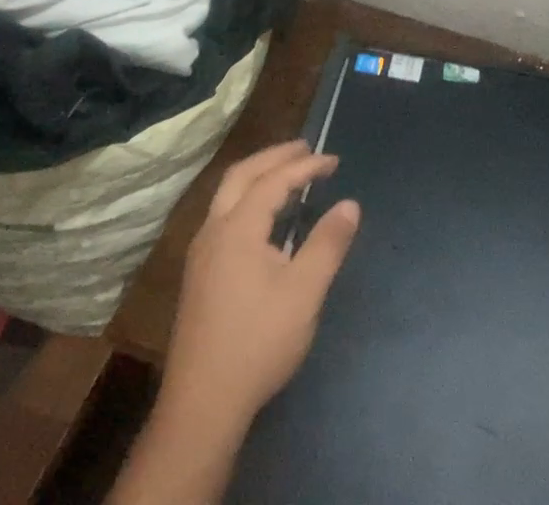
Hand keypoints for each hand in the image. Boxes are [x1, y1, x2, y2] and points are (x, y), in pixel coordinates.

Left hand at [160, 140, 361, 429]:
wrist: (203, 399)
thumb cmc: (259, 341)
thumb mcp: (305, 292)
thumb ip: (327, 243)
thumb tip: (349, 204)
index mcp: (237, 229)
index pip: (272, 182)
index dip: (305, 166)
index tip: (334, 160)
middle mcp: (212, 231)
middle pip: (240, 177)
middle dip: (273, 158)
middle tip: (305, 149)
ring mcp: (200, 254)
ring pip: (226, 197)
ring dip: (257, 177)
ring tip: (287, 175)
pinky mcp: (199, 275)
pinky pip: (222, 217)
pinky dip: (247, 200)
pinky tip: (263, 220)